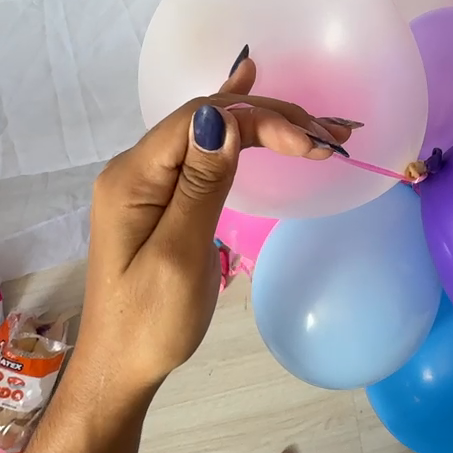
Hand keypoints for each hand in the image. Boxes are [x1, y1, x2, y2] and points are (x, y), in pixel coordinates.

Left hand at [72, 51, 354, 397]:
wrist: (121, 369)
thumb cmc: (150, 323)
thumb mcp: (179, 257)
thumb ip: (202, 185)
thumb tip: (222, 118)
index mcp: (134, 176)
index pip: (202, 120)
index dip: (260, 119)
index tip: (311, 145)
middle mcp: (138, 166)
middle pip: (210, 118)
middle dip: (273, 119)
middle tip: (331, 137)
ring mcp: (150, 177)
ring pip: (214, 129)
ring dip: (267, 122)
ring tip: (321, 126)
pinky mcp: (165, 192)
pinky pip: (205, 144)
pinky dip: (236, 119)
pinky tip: (246, 83)